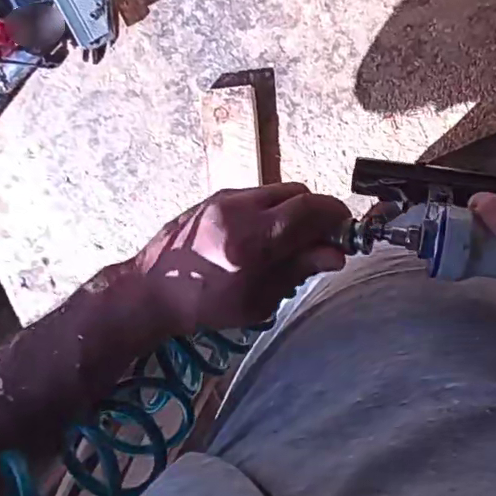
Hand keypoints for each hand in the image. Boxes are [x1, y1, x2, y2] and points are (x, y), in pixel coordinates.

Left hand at [129, 183, 350, 334]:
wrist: (151, 290)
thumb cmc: (203, 305)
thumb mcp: (256, 300)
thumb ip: (297, 270)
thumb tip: (335, 254)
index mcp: (251, 240)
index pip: (310, 208)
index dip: (336, 217)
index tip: (345, 233)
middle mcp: (239, 209)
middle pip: (298, 193)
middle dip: (317, 213)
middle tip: (321, 240)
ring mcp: (224, 198)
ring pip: (278, 191)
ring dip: (294, 210)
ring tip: (290, 241)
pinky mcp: (214, 197)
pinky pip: (257, 194)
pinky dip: (272, 209)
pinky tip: (264, 236)